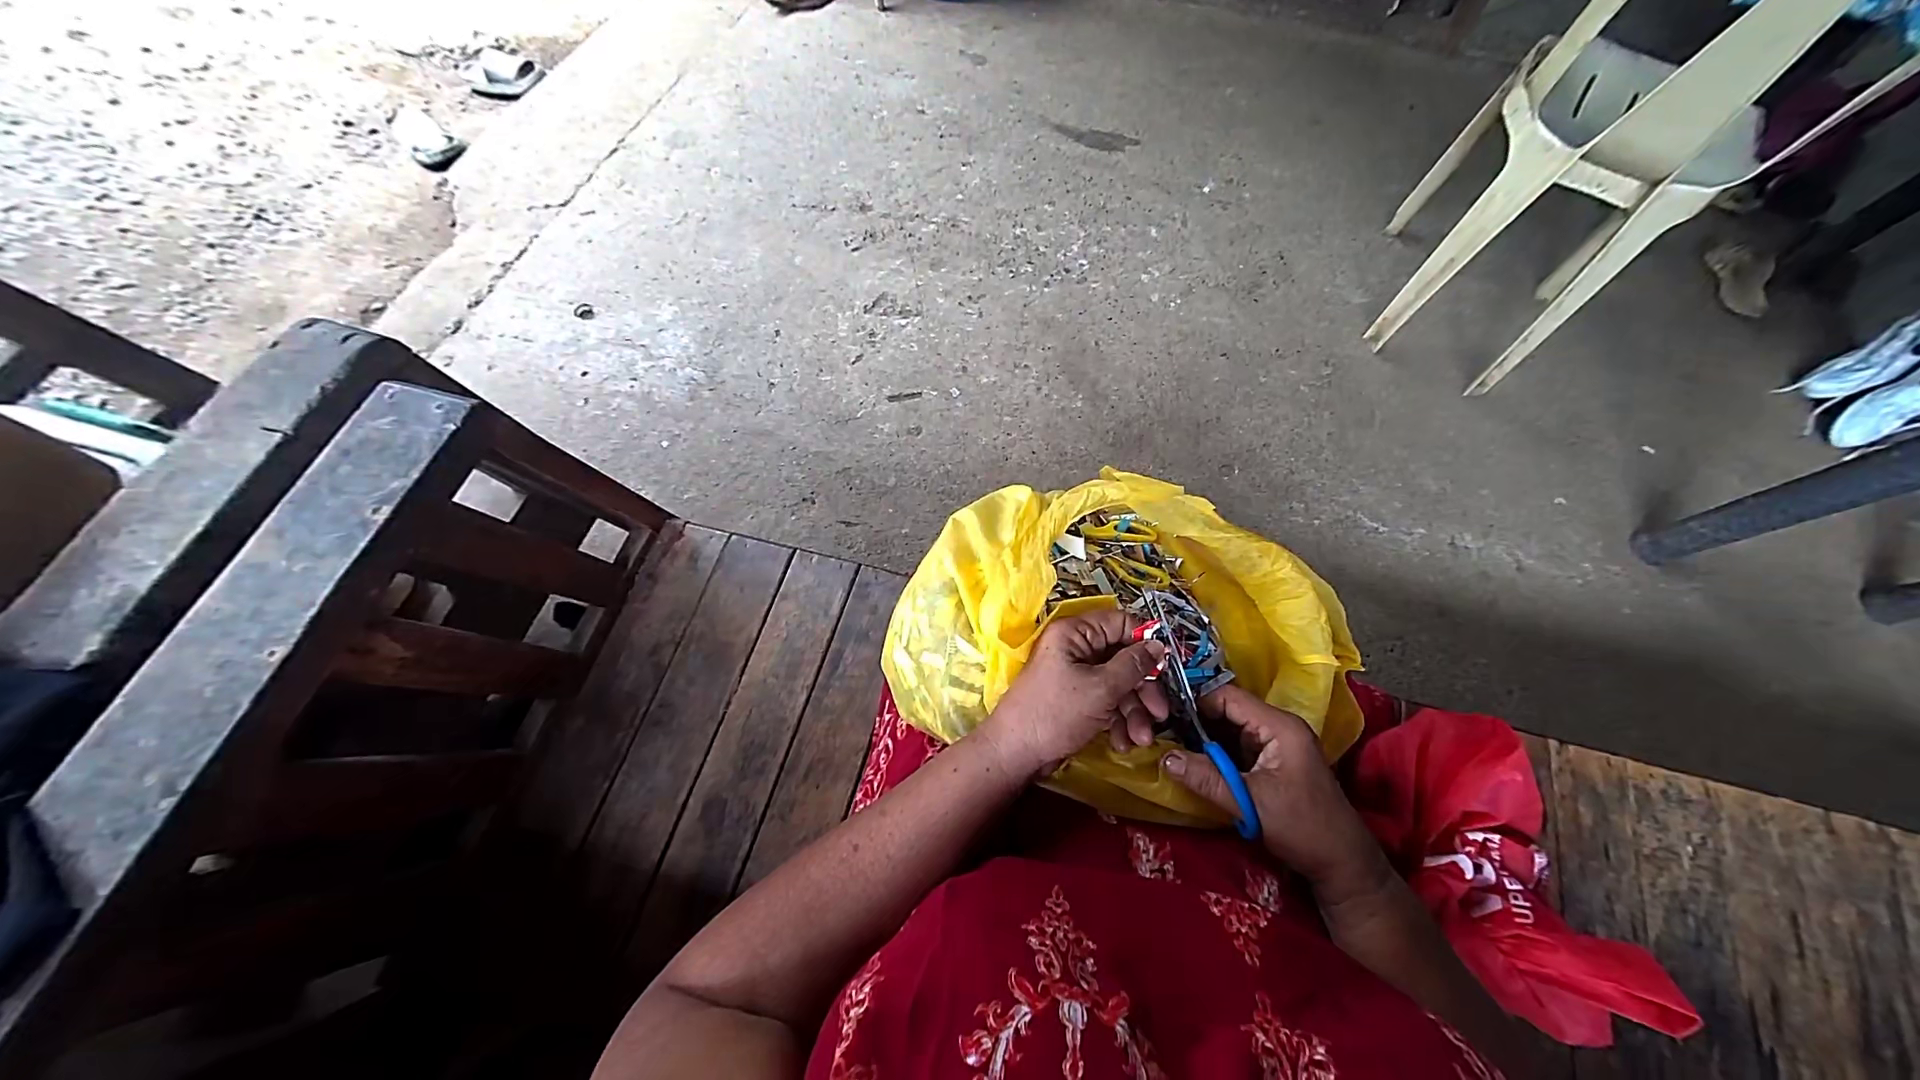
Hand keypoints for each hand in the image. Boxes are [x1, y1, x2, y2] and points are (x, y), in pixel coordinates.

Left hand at [977, 609, 1169, 779]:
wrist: (1016, 753)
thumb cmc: (1054, 713)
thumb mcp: (1101, 688)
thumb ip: (1133, 666)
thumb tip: (1158, 646)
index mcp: (1074, 633)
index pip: (1120, 623)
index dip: (1145, 642)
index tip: (1166, 665)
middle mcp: (1075, 649)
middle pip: (1123, 658)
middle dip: (1143, 689)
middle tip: (1159, 713)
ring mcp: (1075, 675)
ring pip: (1118, 684)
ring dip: (1133, 712)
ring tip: (1140, 739)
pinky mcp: (1076, 700)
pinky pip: (1106, 702)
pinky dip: (1117, 720)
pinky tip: (1122, 742)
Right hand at [1163, 685, 1390, 902]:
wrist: (1344, 866)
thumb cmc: (1304, 829)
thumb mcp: (1250, 803)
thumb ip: (1207, 778)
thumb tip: (1164, 758)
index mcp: (1279, 726)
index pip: (1228, 697)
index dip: (1195, 702)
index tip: (1163, 715)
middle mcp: (1278, 727)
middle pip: (1226, 710)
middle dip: (1194, 720)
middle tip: (1160, 731)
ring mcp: (1275, 744)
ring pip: (1228, 729)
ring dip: (1202, 738)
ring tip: (1169, 743)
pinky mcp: (1270, 761)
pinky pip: (1235, 746)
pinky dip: (1214, 753)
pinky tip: (1191, 760)